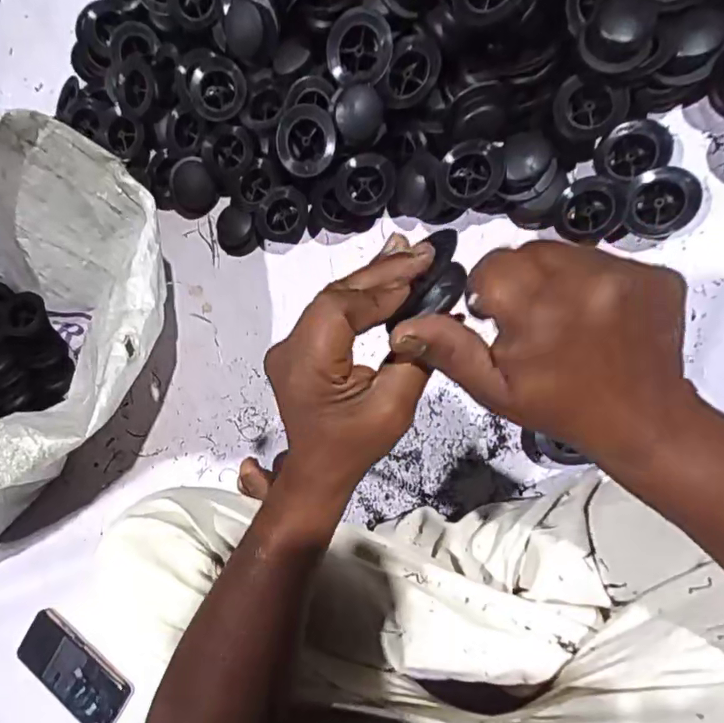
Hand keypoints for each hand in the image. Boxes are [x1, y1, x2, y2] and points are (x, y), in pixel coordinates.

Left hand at [249, 234, 439, 511]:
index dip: (382, 289)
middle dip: (382, 273)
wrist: (320, 469)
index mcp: (307, 366)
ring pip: (333, 299)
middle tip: (421, 253)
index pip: (341, 308)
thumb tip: (433, 317)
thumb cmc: (351, 448)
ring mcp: (291, 347)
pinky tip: (384, 277)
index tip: (419, 274)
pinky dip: (361, 295)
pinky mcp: (300, 348)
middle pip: (336, 295)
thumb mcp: (393, 408)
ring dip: (373, 278)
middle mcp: (290, 351)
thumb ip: (413, 359)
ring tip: (408, 256)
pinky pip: (330, 312)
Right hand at [388, 241, 698, 461]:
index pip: (492, 266)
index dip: (488, 294)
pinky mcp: (651, 274)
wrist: (639, 419)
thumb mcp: (496, 389)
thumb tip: (408, 328)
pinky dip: (593, 283)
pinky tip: (595, 319)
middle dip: (522, 284)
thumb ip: (450, 351)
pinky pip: (605, 259)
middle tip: (535, 327)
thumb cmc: (566, 408)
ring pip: (566, 251)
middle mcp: (583, 282)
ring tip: (567, 323)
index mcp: (538, 310)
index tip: (501, 319)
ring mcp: (623, 275)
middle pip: (528, 252)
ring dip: (558, 280)